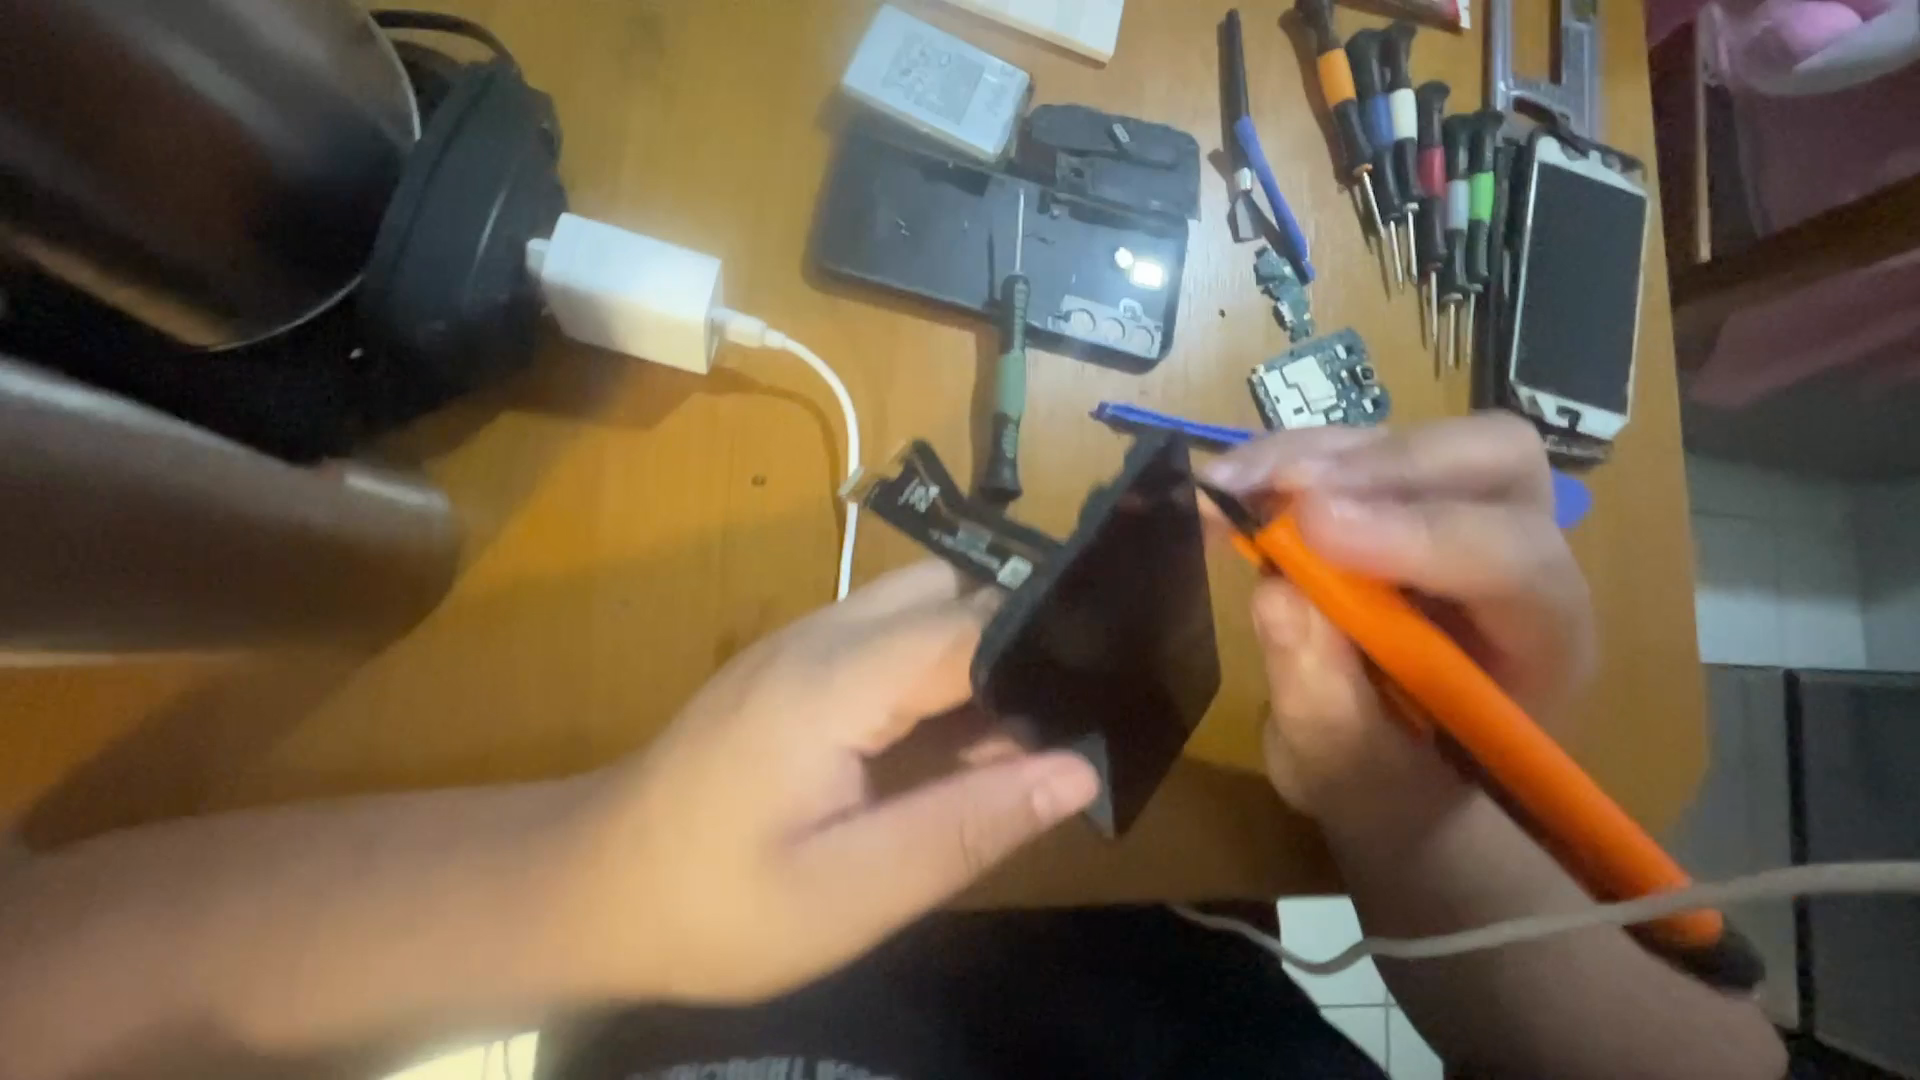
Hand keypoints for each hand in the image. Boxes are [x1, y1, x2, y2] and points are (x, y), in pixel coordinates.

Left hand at [586, 562, 1099, 1003]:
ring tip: (1008, 738)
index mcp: (835, 679)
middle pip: (951, 593)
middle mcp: (824, 632)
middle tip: (1053, 729)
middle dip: (1015, 646)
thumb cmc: (715, 905)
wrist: (592, 886)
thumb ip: (966, 827)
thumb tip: (1075, 770)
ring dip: (976, 655)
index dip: (1041, 655)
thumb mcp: (850, 893)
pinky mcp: (797, 658)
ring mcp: (805, 638)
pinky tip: (945, 738)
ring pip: (924, 605)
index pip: (969, 625)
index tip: (1097, 704)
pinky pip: (891, 634)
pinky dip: (936, 668)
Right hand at [1201, 414, 1594, 822]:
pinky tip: (1233, 484)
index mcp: (1539, 642)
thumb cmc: (1382, 784)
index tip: (1309, 526)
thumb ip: (1324, 704)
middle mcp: (1516, 559)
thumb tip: (1279, 594)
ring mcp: (1453, 517)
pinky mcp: (1391, 503)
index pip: (1513, 558)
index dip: (1417, 533)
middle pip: (1491, 459)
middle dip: (1380, 466)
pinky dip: (1285, 457)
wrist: (1380, 765)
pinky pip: (1351, 451)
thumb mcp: (1347, 775)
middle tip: (1281, 489)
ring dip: (1316, 453)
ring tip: (1230, 484)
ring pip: (1415, 440)